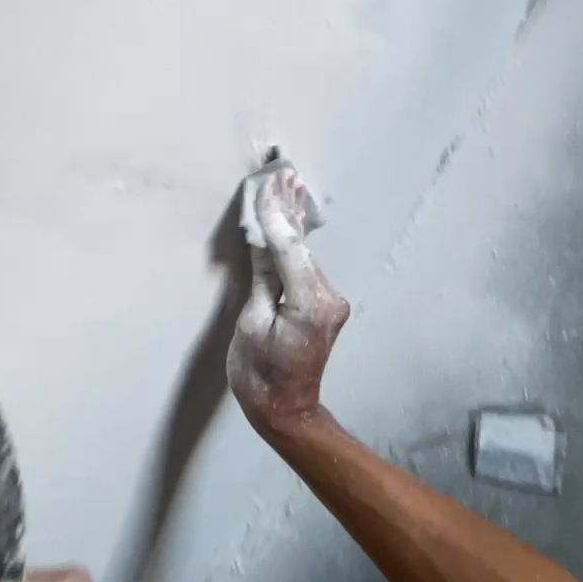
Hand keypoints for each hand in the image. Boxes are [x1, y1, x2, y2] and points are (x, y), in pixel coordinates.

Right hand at [227, 167, 350, 435]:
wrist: (286, 409)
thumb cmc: (259, 376)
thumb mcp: (250, 325)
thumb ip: (261, 277)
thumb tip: (262, 238)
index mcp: (309, 304)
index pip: (288, 249)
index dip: (273, 217)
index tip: (266, 186)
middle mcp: (329, 297)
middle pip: (301, 246)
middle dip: (288, 209)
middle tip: (284, 171)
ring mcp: (331, 300)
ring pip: (304, 254)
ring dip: (293, 221)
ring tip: (288, 183)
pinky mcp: (326, 302)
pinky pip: (306, 266)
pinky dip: (295, 243)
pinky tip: (294, 215)